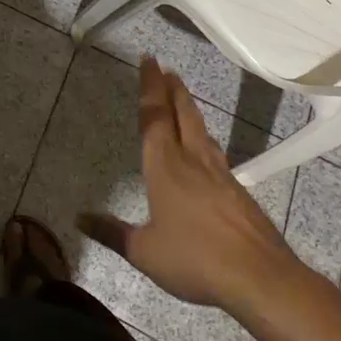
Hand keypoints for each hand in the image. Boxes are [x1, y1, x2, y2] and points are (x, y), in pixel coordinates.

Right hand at [78, 58, 298, 312]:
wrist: (262, 280)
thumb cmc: (195, 259)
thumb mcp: (144, 251)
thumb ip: (111, 232)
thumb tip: (78, 218)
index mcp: (165, 166)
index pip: (153, 116)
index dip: (149, 87)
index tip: (148, 60)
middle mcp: (193, 161)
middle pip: (182, 115)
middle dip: (171, 89)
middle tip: (165, 68)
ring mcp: (220, 176)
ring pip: (202, 131)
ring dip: (190, 109)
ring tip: (183, 98)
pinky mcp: (239, 195)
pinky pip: (216, 154)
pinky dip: (205, 140)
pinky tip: (207, 150)